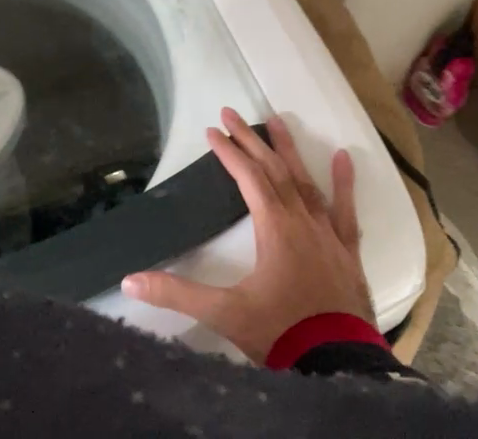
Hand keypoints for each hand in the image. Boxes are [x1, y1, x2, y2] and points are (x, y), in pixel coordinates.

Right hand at [121, 107, 371, 363]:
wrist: (338, 364)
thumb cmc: (279, 332)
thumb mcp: (223, 313)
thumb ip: (177, 294)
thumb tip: (130, 280)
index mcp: (273, 227)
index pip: (247, 177)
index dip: (228, 152)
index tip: (212, 129)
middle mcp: (301, 220)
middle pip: (274, 170)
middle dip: (251, 140)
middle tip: (232, 113)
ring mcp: (328, 233)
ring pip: (307, 181)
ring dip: (289, 150)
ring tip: (277, 121)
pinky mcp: (347, 251)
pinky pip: (346, 210)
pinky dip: (344, 183)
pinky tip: (344, 157)